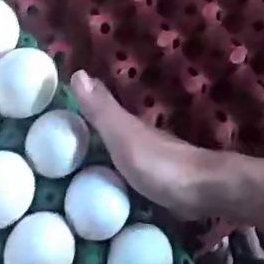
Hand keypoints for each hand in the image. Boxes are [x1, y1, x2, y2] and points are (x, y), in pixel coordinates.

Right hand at [69, 71, 222, 219]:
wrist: (204, 192)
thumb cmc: (160, 163)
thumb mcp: (124, 136)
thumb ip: (102, 110)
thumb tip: (78, 72)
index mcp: (131, 126)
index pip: (103, 110)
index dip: (83, 109)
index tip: (59, 114)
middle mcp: (144, 140)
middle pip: (114, 134)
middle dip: (94, 137)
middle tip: (66, 148)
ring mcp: (156, 163)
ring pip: (126, 156)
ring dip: (109, 160)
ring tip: (84, 173)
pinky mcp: (164, 186)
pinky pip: (135, 179)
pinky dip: (123, 180)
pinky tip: (115, 192)